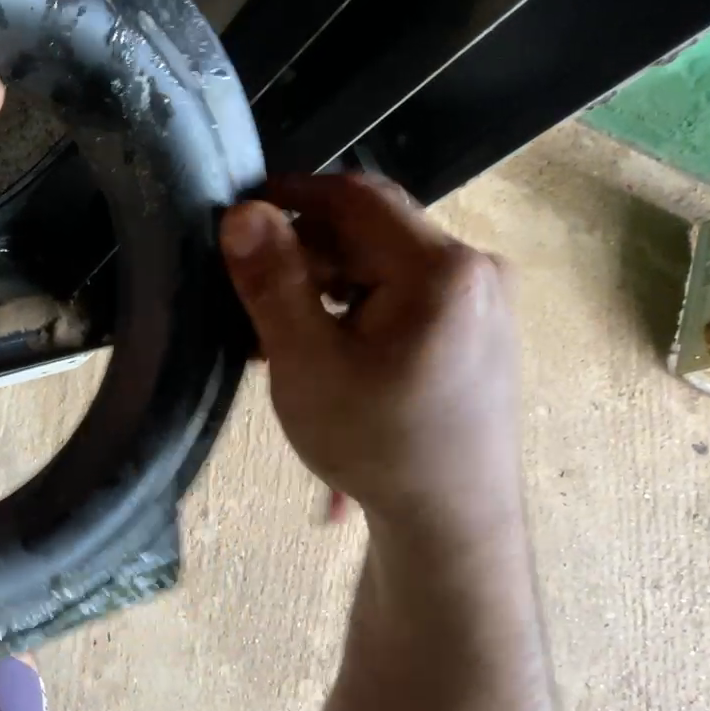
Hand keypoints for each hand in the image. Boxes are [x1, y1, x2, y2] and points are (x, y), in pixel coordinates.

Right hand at [218, 175, 521, 530]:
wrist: (448, 516)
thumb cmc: (373, 439)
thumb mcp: (305, 362)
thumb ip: (273, 283)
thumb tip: (241, 213)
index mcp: (440, 269)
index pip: (355, 198)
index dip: (289, 194)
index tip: (231, 213)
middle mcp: (473, 270)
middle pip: (368, 233)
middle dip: (301, 254)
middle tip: (245, 299)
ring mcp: (478, 301)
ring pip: (378, 267)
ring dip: (320, 287)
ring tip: (275, 339)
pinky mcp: (471, 329)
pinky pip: (397, 296)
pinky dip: (348, 309)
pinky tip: (317, 350)